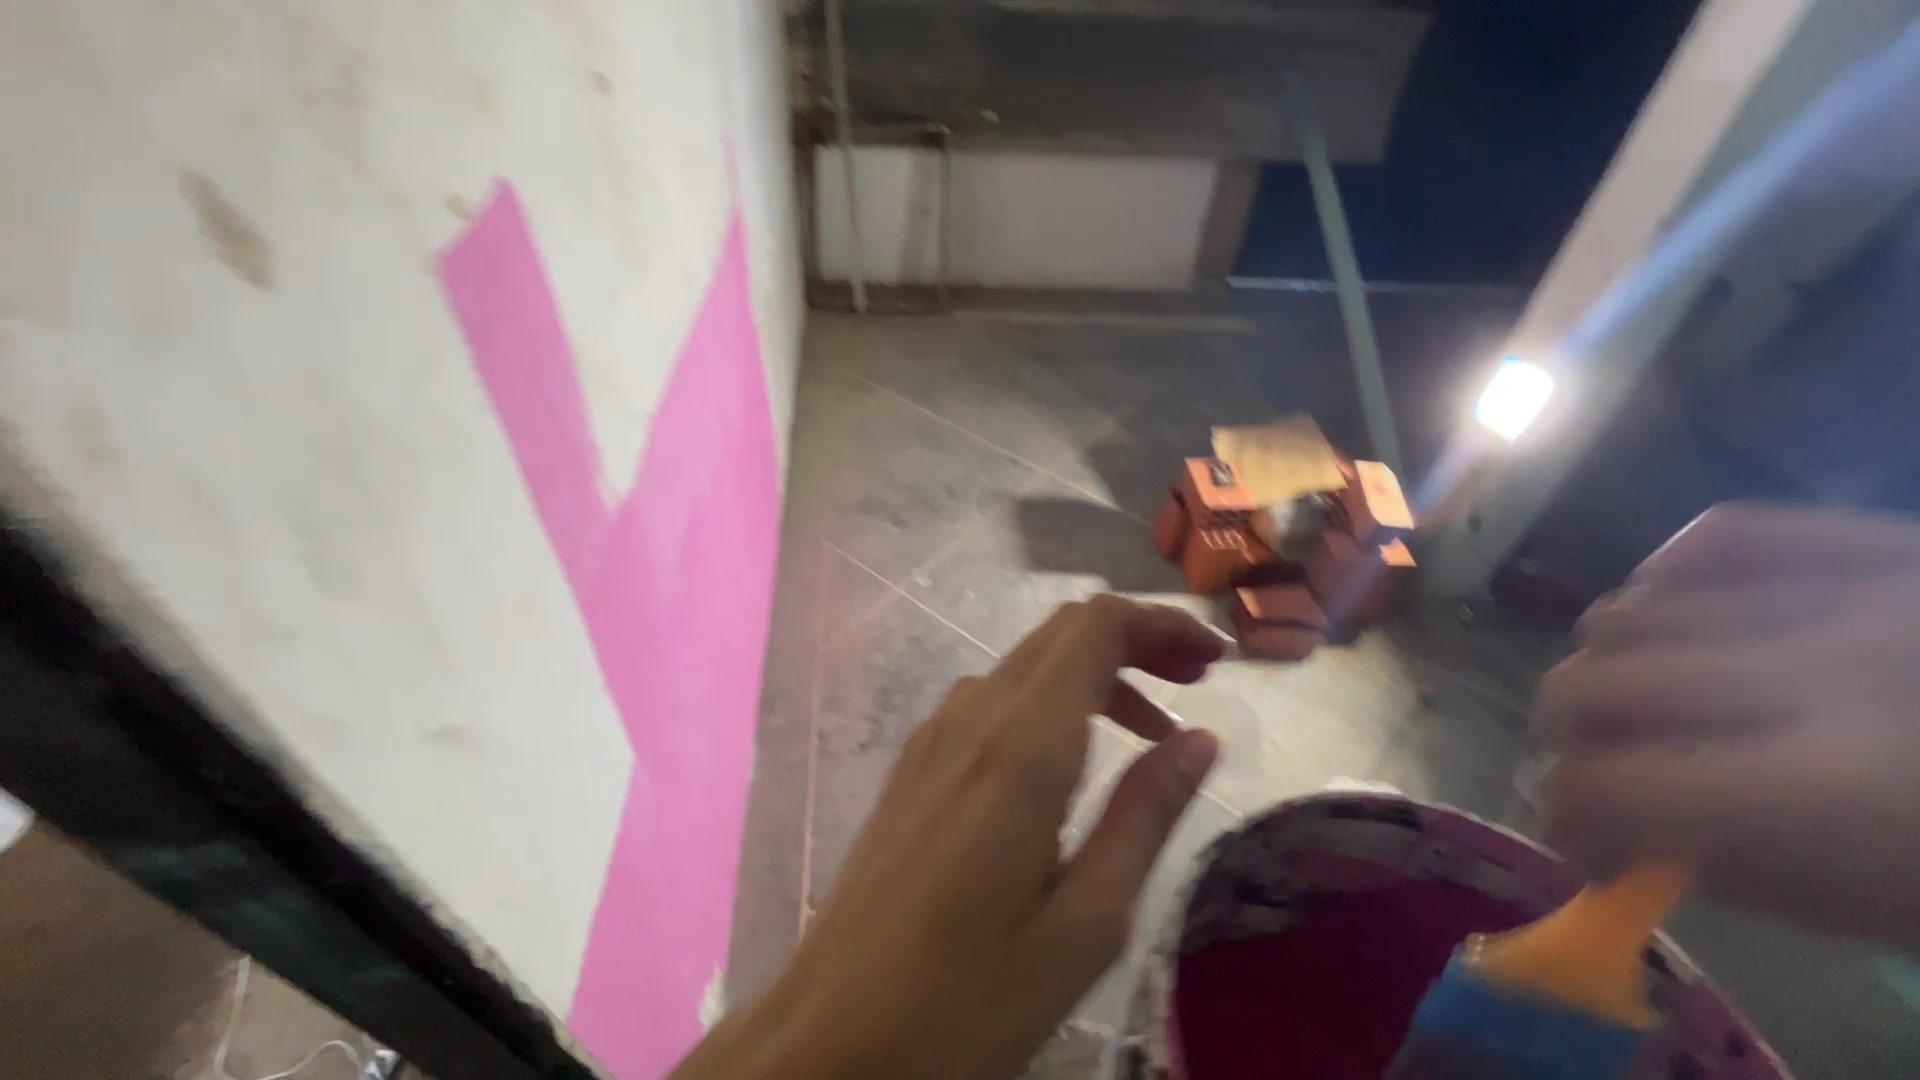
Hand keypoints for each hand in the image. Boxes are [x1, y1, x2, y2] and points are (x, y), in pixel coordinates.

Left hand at [674, 596, 1224, 1079]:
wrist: (833, 1035)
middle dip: (1135, 642)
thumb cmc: (971, 995)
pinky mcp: (914, 766)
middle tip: (1194, 686)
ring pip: (1026, 668)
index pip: (1094, 628)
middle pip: (1061, 635)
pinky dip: (1048, 707)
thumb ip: (1145, 815)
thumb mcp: (1087, 921)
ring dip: (1094, 678)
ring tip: (1149, 737)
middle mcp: (972, 718)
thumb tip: (1201, 741)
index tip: (1214, 662)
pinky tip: (1070, 767)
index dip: (1158, 624)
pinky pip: (991, 703)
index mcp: (1021, 746)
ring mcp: (933, 738)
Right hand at [1538, 503, 1919, 948]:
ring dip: (1611, 668)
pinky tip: (1684, 617)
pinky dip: (1670, 578)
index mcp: (1834, 796)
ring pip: (1626, 612)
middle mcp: (1819, 676)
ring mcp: (1854, 594)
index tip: (1578, 835)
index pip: (1602, 786)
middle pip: (1587, 686)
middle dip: (1567, 737)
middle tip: (1602, 766)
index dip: (1563, 813)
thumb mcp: (1887, 913)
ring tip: (1648, 698)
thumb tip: (1613, 832)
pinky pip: (1717, 533)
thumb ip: (1729, 866)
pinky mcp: (1887, 543)